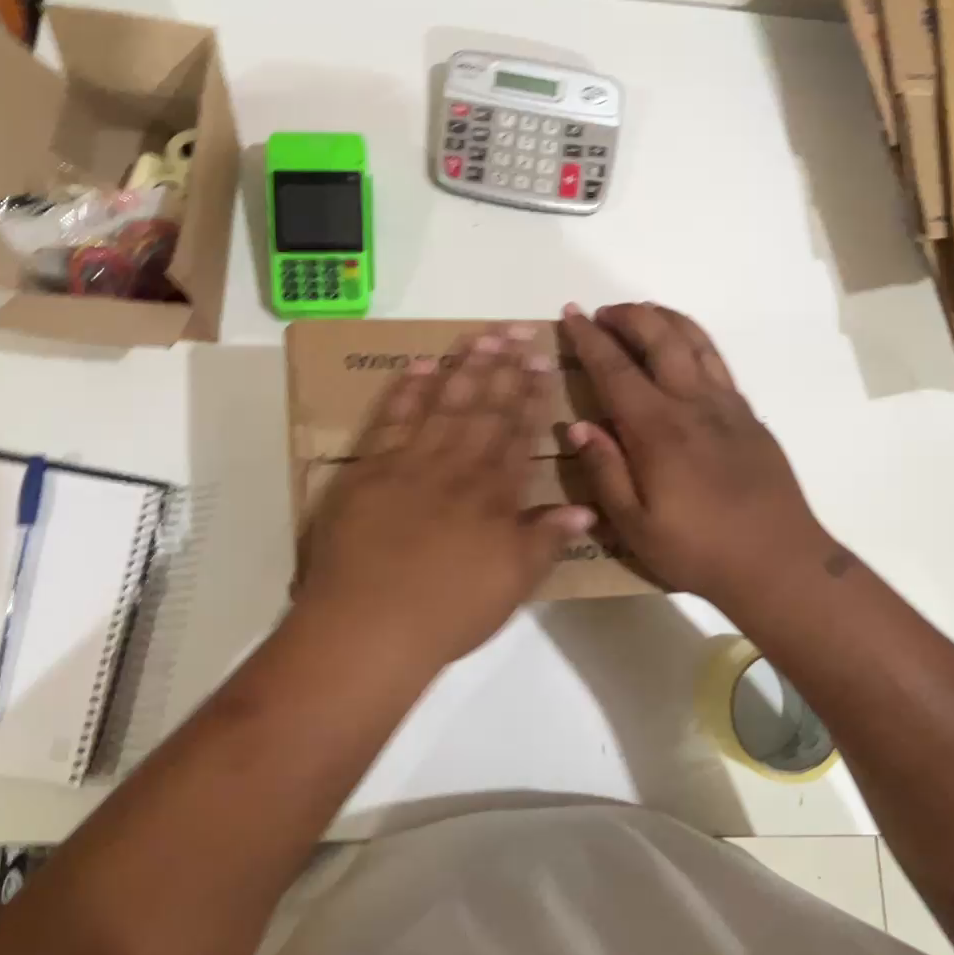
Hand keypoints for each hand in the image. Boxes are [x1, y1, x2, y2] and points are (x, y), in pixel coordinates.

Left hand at [293, 325, 595, 664]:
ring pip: (443, 404)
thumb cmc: (447, 613)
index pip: (519, 435)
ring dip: (463, 368)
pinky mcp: (368, 470)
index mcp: (494, 496)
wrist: (369, 625)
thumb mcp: (512, 585)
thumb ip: (546, 541)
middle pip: (485, 409)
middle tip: (515, 329)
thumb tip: (586, 510)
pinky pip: (391, 419)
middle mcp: (457, 469)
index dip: (531, 397)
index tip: (540, 362)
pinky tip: (420, 365)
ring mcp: (410, 464)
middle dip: (503, 368)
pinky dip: (406, 391)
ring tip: (480, 335)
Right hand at [560, 302, 835, 610]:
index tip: (570, 313)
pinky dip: (693, 340)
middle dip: (627, 316)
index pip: (615, 369)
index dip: (589, 338)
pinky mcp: (749, 417)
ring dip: (664, 318)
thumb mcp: (635, 526)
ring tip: (640, 314)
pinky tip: (683, 349)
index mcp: (657, 430)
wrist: (779, 562)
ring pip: (695, 341)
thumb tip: (579, 427)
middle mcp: (692, 404)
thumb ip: (605, 471)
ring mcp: (727, 406)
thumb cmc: (698, 551)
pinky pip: (718, 361)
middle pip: (660, 338)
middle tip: (601, 312)